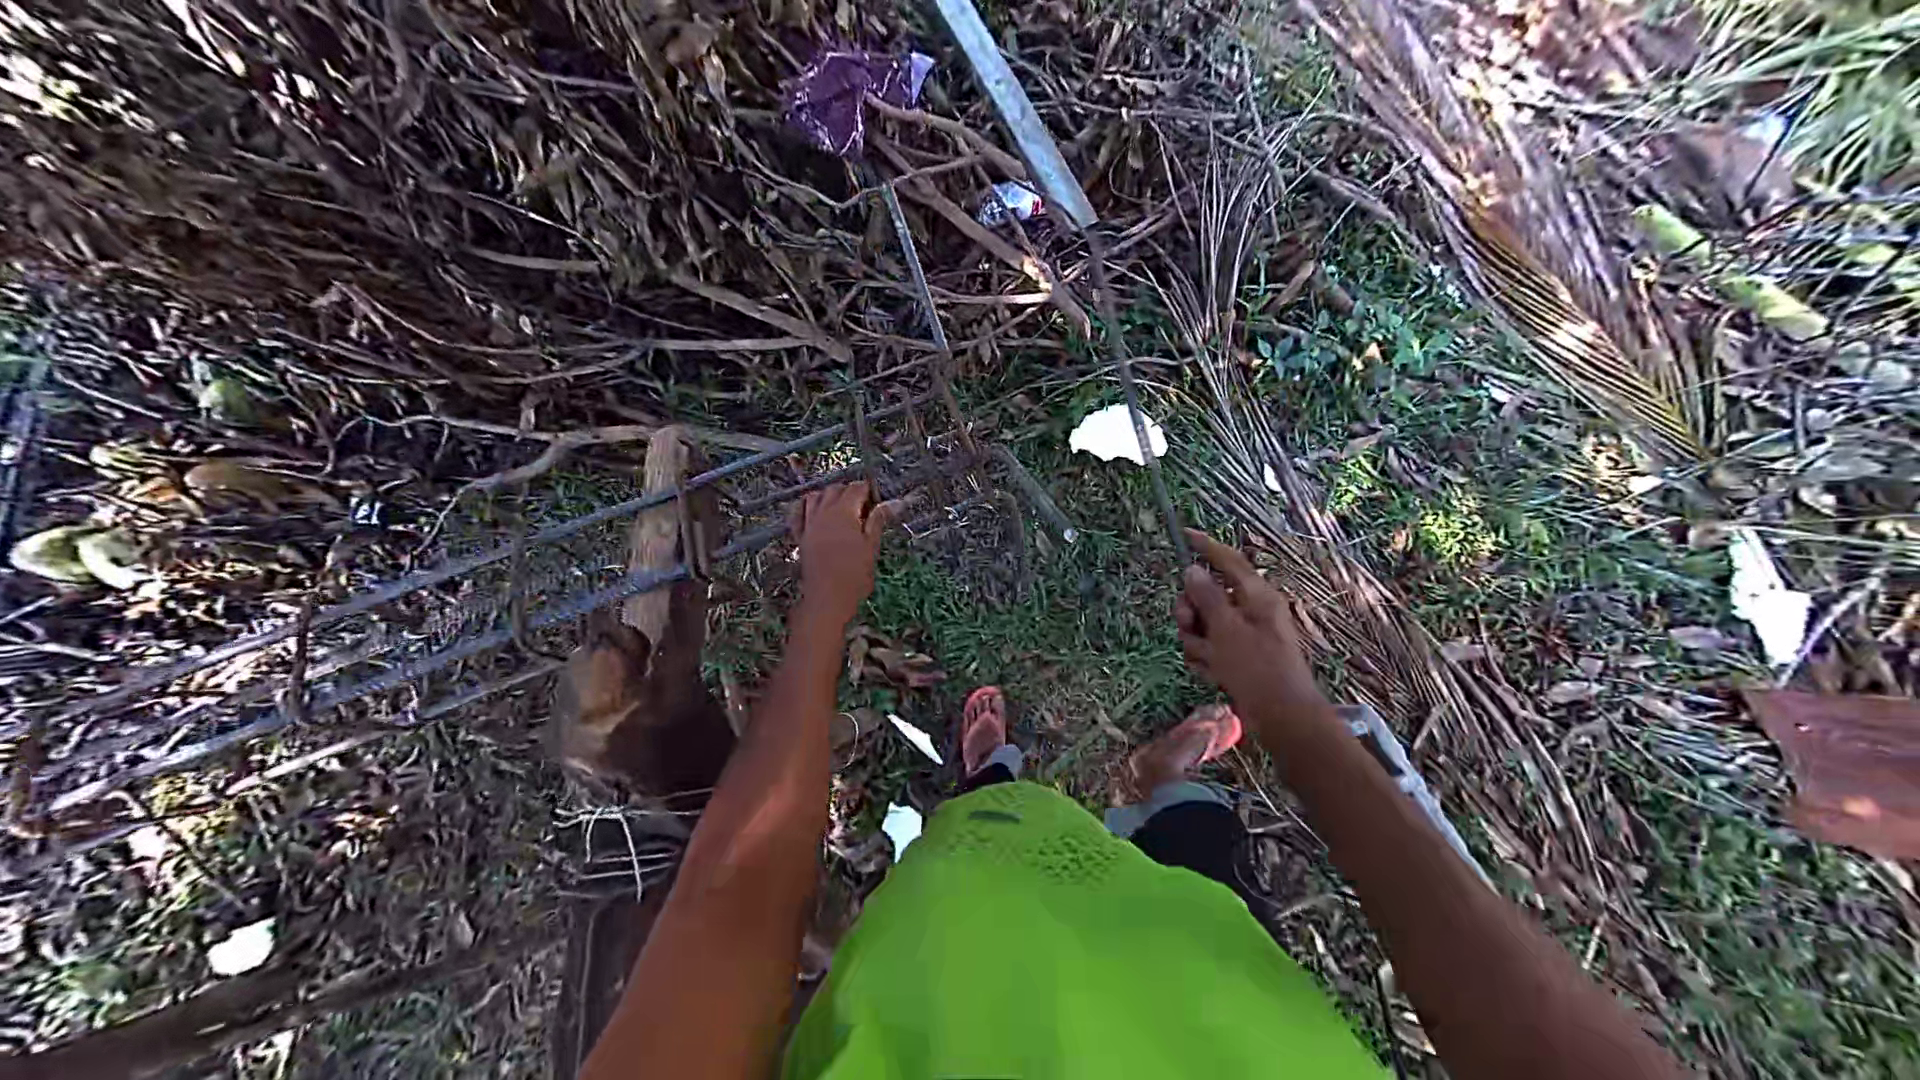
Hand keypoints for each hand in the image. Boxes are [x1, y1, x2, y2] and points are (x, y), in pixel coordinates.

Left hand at [789, 482, 896, 626]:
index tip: (877, 499)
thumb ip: (877, 521)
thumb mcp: (871, 546)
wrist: (827, 598)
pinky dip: (807, 507)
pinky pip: (799, 513)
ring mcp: (809, 524)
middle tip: (864, 505)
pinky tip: (814, 511)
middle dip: (849, 491)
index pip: (856, 489)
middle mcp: (823, 512)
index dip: (868, 490)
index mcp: (843, 512)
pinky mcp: (800, 536)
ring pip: (815, 497)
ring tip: (841, 506)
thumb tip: (893, 502)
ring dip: (828, 495)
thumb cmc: (854, 574)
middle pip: (835, 489)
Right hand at [1175, 528, 1327, 722]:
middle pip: (1206, 595)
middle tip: (1188, 624)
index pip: (1228, 561)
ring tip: (1208, 660)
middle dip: (1191, 611)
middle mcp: (1249, 611)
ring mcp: (1243, 635)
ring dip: (1196, 641)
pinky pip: (1207, 648)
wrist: (1282, 717)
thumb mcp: (1226, 629)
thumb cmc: (1258, 668)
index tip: (1185, 534)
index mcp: (1256, 596)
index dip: (1206, 547)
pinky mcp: (1236, 657)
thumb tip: (1192, 570)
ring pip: (1202, 624)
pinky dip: (1205, 659)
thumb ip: (1206, 597)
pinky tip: (1213, 674)